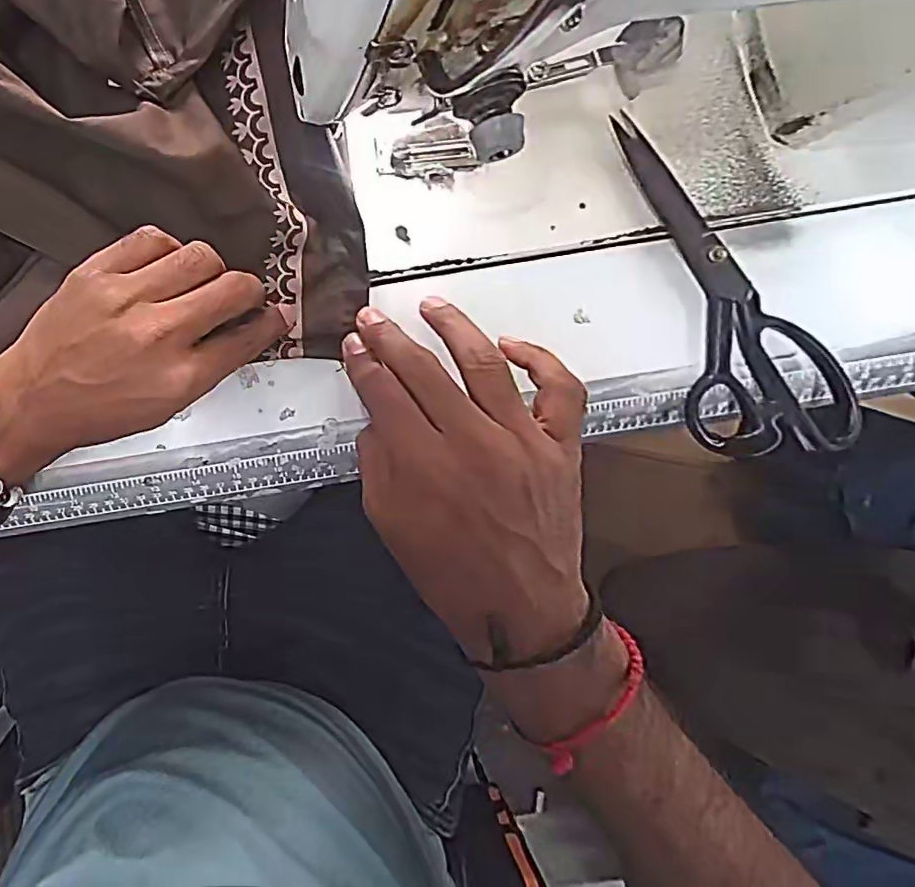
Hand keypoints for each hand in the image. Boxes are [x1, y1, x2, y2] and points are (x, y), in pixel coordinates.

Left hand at [0, 226, 290, 482]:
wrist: (32, 398)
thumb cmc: (94, 409)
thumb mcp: (165, 406)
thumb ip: (211, 367)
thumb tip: (245, 331)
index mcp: (179, 377)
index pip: (247, 336)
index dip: (270, 321)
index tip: (273, 315)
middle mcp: (157, 334)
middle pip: (234, 288)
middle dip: (249, 290)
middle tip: (239, 295)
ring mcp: (125, 297)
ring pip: (200, 255)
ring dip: (210, 268)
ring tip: (196, 281)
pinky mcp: (96, 272)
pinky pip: (153, 238)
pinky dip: (167, 249)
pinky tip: (162, 265)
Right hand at [343, 299, 590, 665]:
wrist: (521, 609)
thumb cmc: (451, 572)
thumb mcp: (388, 520)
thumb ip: (377, 461)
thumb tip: (376, 418)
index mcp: (423, 464)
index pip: (384, 392)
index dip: (363, 363)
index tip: (355, 346)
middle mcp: (471, 443)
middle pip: (423, 370)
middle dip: (390, 338)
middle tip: (373, 319)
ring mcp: (520, 441)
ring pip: (483, 363)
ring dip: (452, 327)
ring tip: (432, 306)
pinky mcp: (559, 447)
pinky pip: (558, 389)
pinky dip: (537, 358)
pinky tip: (509, 344)